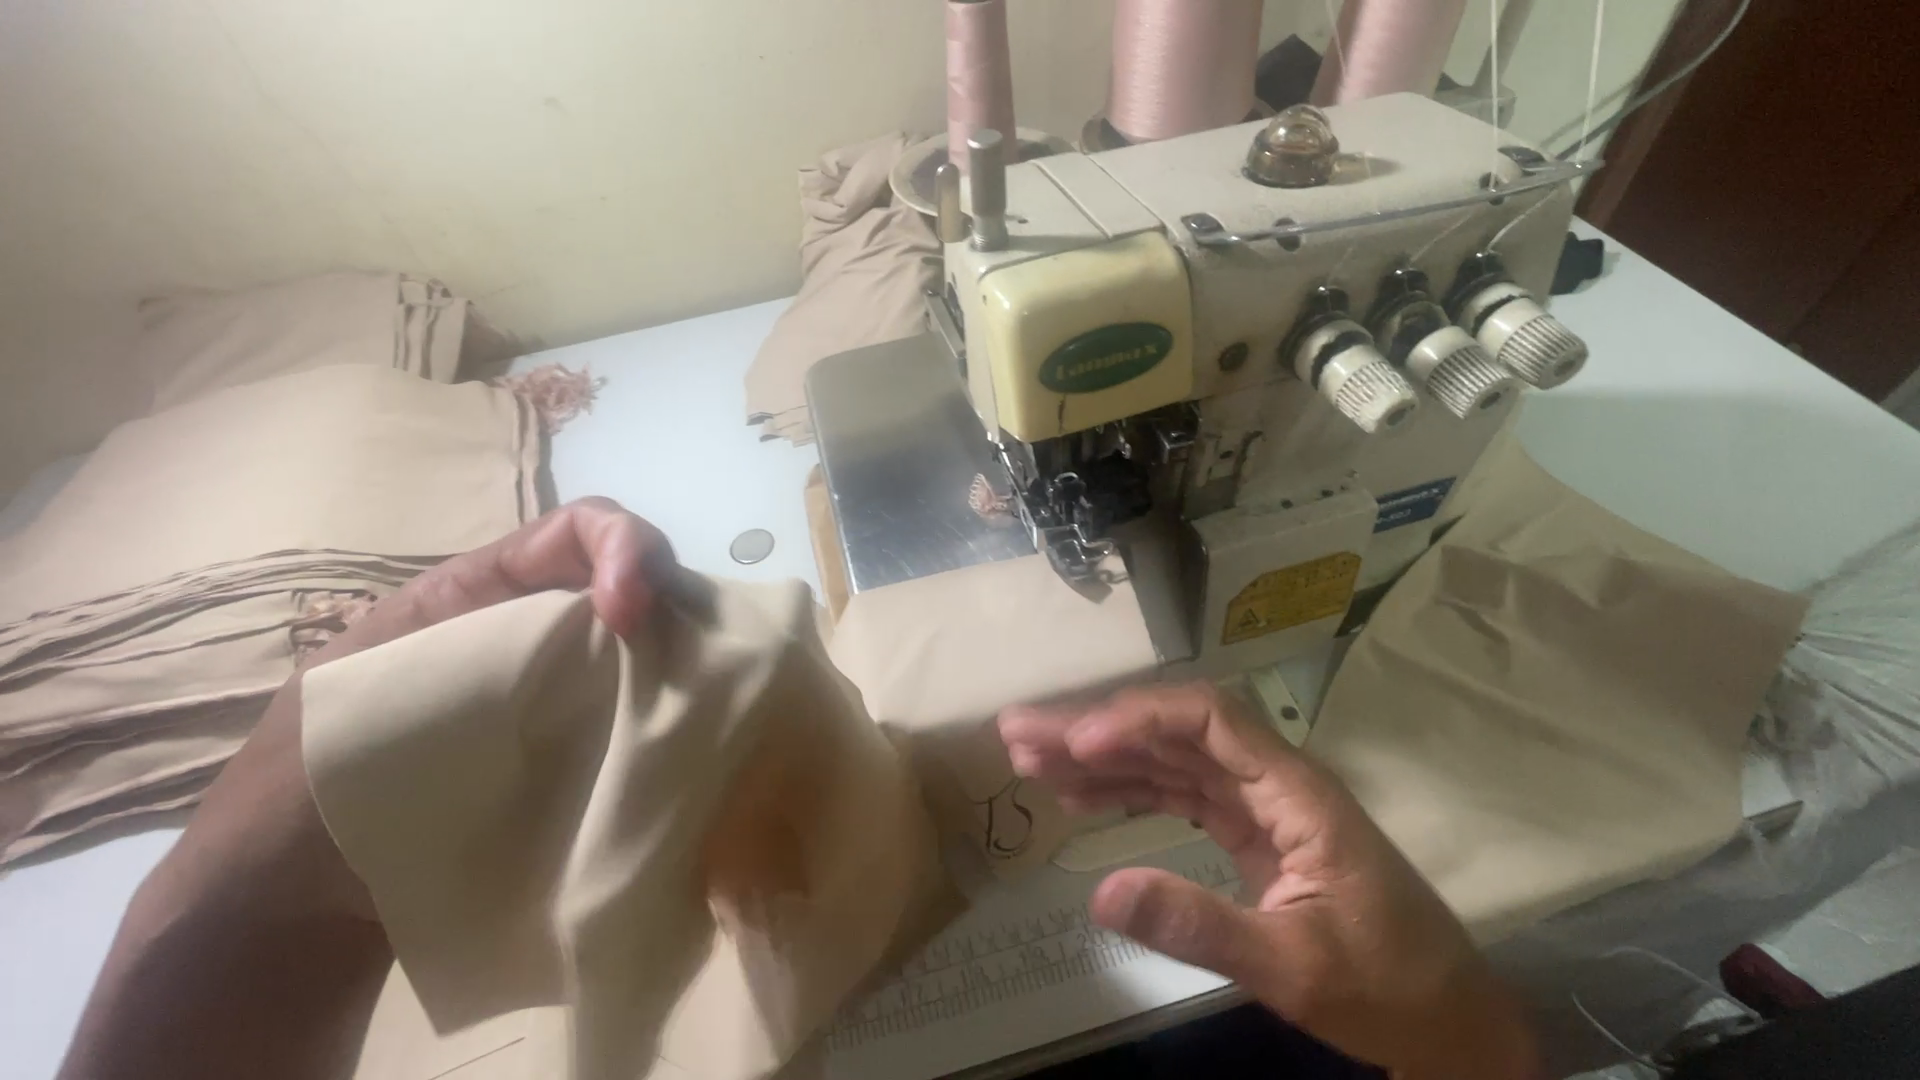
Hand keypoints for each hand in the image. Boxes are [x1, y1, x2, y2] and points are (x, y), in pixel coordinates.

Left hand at [171, 496, 676, 925]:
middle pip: (636, 584)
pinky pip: (648, 720)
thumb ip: (475, 635)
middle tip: (685, 668)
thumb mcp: (375, 683)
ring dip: (686, 665)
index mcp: (481, 593)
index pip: (578, 532)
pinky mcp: (588, 754)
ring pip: (655, 650)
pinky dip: (676, 723)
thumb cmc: (317, 784)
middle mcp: (539, 632)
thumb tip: (604, 622)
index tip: (627, 613)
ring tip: (694, 711)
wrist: (301, 903)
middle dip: (670, 606)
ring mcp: (571, 695)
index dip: (622, 548)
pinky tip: (681, 750)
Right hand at [998, 682, 1541, 1079]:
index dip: (1139, 719)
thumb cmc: (1386, 986)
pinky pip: (1175, 795)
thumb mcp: (1292, 966)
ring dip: (1099, 757)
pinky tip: (1080, 797)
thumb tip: (1100, 893)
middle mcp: (1269, 780)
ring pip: (1166, 760)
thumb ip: (1199, 926)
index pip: (1208, 720)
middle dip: (1094, 729)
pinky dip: (1125, 792)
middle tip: (1020, 733)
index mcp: (1293, 790)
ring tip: (1030, 760)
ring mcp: (1256, 804)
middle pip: (1172, 731)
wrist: (1448, 1021)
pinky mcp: (1246, 830)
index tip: (1079, 743)